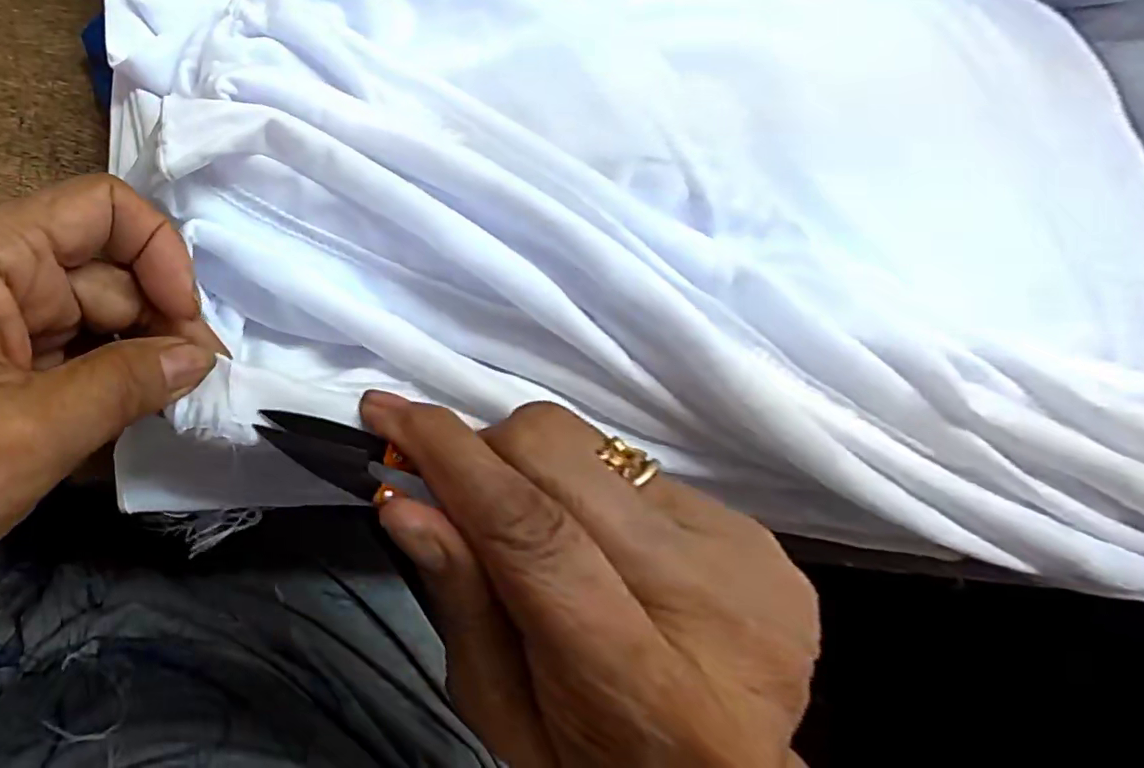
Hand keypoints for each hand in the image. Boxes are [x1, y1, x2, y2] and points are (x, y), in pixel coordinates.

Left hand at [0, 175, 222, 703]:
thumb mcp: (29, 435)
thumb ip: (124, 385)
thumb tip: (202, 357)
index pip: (101, 208)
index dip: (158, 251)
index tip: (187, 322)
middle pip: (105, 266)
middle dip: (157, 315)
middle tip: (201, 378)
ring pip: (96, 313)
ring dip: (138, 352)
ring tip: (178, 402)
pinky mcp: (1, 361)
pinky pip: (75, 351)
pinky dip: (109, 377)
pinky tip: (138, 413)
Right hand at [361, 392, 818, 767]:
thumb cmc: (583, 757)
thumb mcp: (496, 707)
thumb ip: (456, 598)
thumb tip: (401, 503)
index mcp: (642, 684)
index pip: (530, 529)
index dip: (448, 455)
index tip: (383, 411)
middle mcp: (712, 606)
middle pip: (557, 455)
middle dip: (481, 450)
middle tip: (455, 489)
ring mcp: (747, 563)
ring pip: (588, 440)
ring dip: (529, 464)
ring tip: (528, 520)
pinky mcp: (760, 538)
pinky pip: (628, 462)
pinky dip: (581, 482)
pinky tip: (592, 537)